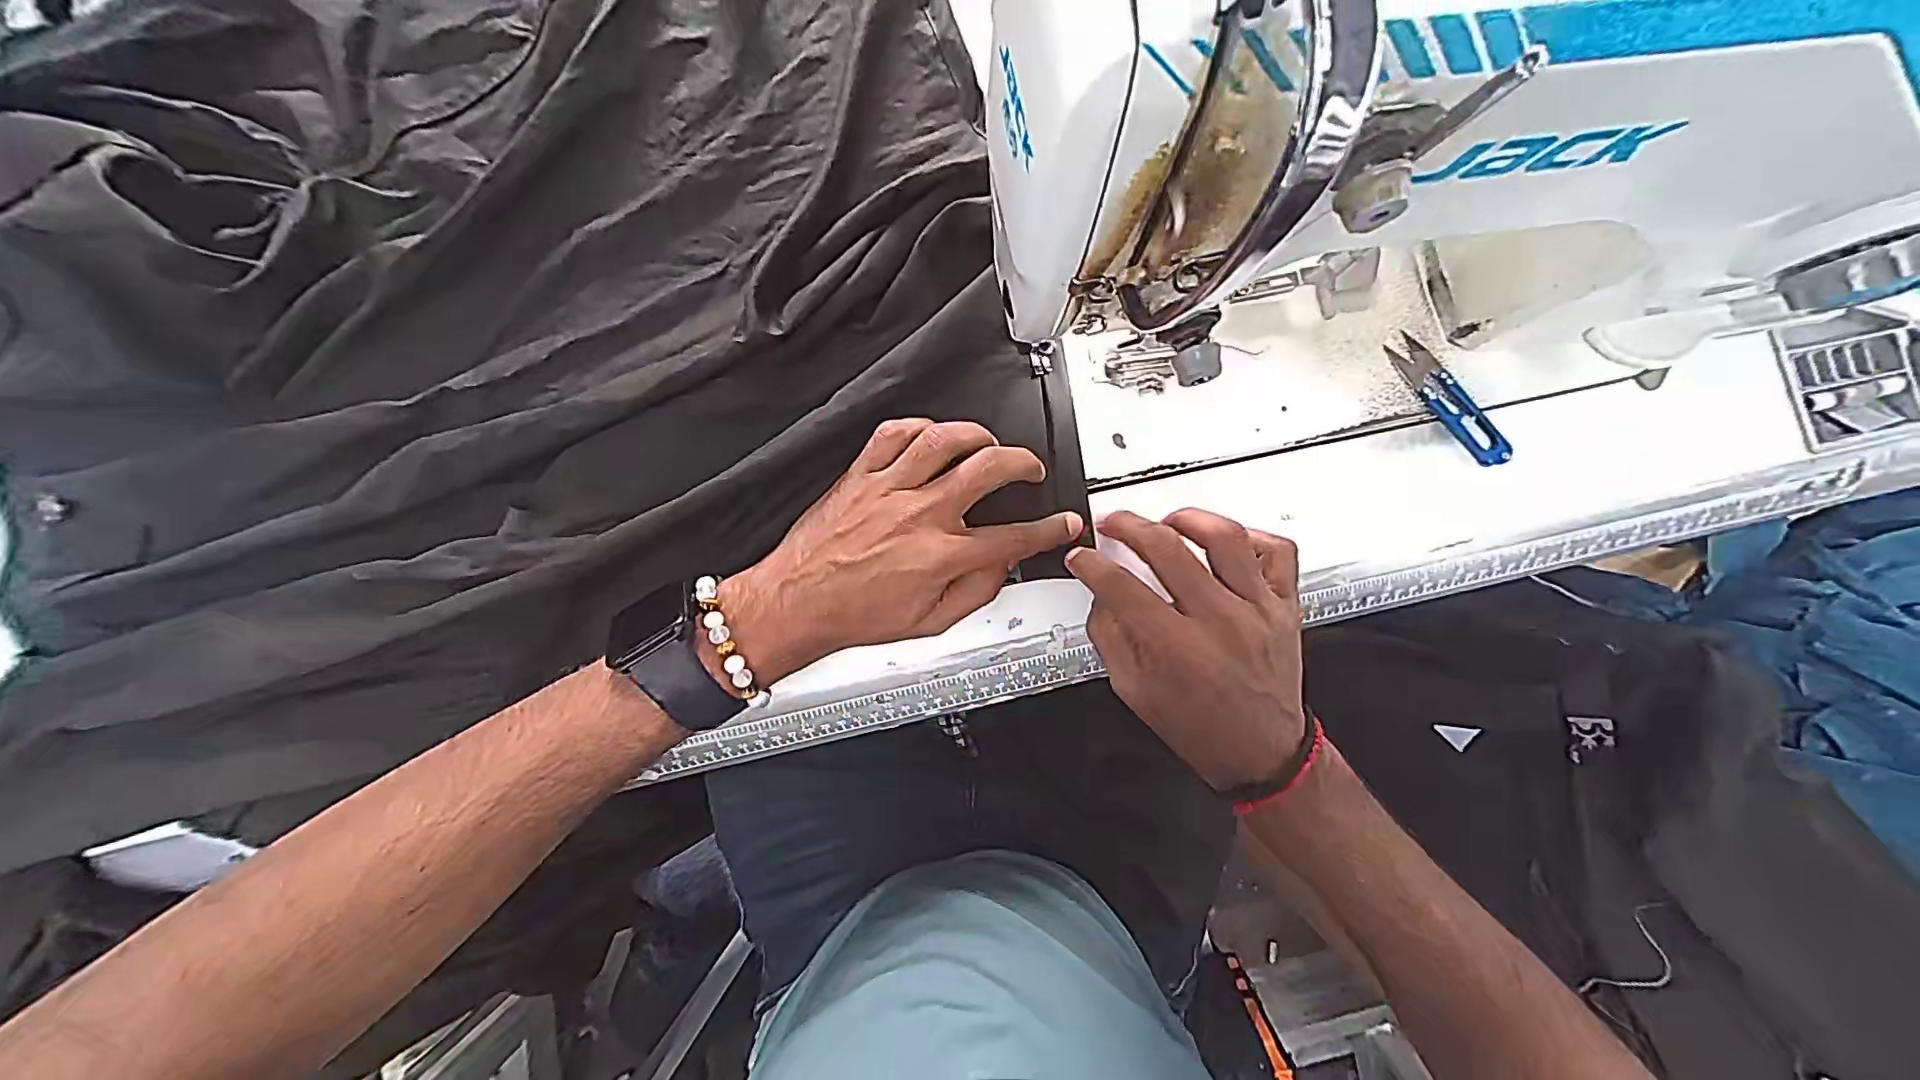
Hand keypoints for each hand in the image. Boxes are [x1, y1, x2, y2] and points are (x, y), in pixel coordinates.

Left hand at [717, 419, 1082, 683]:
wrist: (795, 603)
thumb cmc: (852, 615)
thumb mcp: (928, 623)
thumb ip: (974, 593)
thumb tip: (1000, 569)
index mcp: (940, 555)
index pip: (1012, 537)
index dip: (1048, 529)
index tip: (1061, 522)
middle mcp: (919, 515)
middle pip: (988, 470)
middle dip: (1024, 463)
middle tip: (1031, 469)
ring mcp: (888, 489)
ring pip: (944, 440)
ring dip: (977, 435)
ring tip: (989, 443)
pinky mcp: (860, 477)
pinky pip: (893, 435)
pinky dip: (920, 428)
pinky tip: (932, 436)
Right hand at [1064, 508, 1306, 791]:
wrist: (1261, 752)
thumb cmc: (1203, 728)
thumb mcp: (1135, 692)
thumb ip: (1111, 638)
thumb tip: (1100, 596)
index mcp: (1177, 650)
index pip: (1121, 587)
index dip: (1091, 565)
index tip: (1083, 558)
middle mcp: (1220, 624)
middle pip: (1167, 549)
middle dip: (1128, 526)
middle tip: (1114, 525)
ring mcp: (1257, 611)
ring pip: (1225, 537)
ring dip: (1186, 518)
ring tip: (1167, 522)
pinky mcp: (1284, 608)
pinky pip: (1277, 551)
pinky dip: (1249, 535)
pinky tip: (1224, 541)